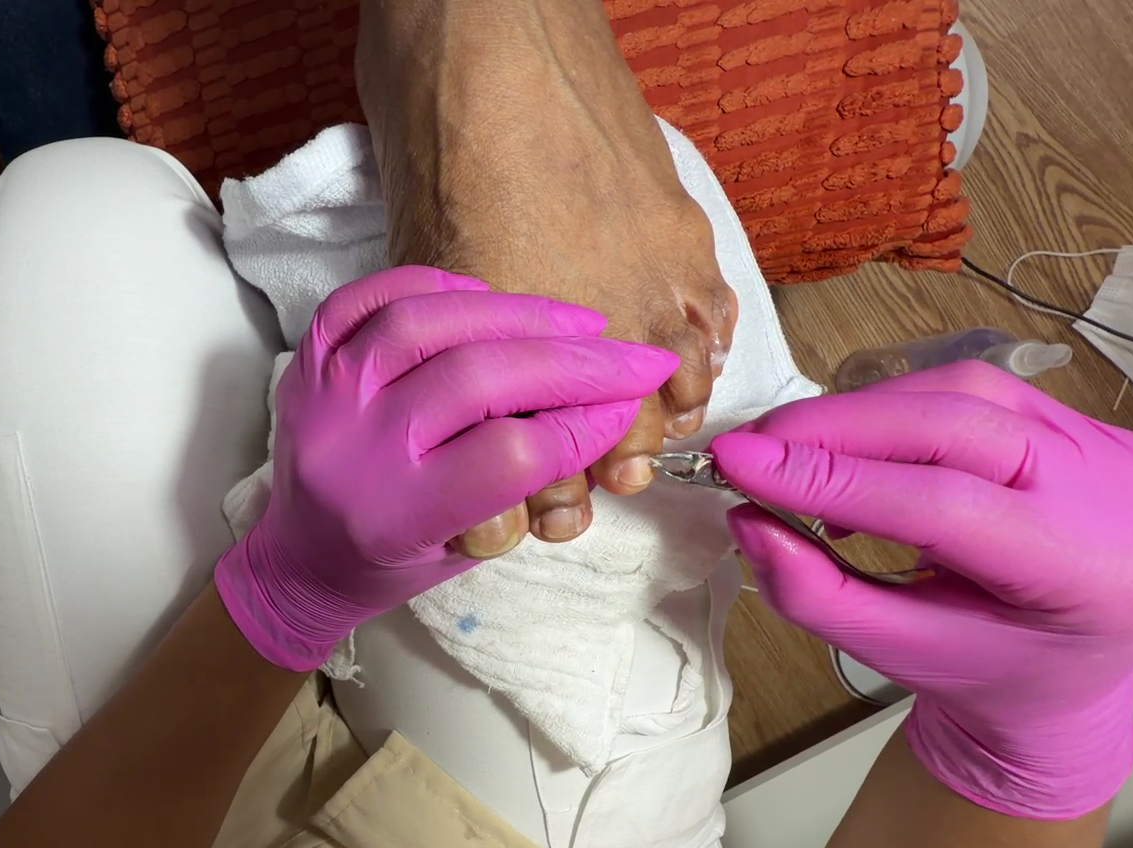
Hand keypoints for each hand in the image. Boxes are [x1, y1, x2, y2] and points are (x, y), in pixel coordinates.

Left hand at [216, 266, 679, 669]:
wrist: (298, 560)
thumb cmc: (387, 565)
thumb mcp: (461, 549)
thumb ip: (523, 485)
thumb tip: (604, 407)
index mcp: (394, 517)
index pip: (510, 454)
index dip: (585, 427)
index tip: (629, 409)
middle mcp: (354, 449)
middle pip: (477, 379)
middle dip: (576, 363)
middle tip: (635, 359)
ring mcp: (324, 397)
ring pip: (425, 322)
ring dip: (516, 314)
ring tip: (577, 321)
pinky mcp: (306, 364)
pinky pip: (366, 298)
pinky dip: (430, 286)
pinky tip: (482, 297)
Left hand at [358, 0, 737, 556]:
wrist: (487, 44)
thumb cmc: (433, 162)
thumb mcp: (418, 276)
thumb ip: (455, 346)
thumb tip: (469, 396)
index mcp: (523, 353)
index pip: (546, 456)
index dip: (541, 497)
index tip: (533, 516)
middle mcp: (600, 329)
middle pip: (620, 438)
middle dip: (601, 478)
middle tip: (587, 496)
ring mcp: (654, 281)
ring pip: (676, 390)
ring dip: (657, 428)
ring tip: (636, 449)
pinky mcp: (685, 234)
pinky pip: (714, 321)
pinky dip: (702, 359)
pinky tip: (685, 378)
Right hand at [712, 362, 1132, 818]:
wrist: (1059, 666)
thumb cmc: (975, 667)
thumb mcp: (884, 648)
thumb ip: (809, 590)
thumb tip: (745, 519)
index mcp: (1091, 576)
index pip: (937, 503)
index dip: (823, 477)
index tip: (733, 461)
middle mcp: (1126, 498)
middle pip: (955, 424)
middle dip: (832, 428)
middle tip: (748, 444)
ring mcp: (1121, 451)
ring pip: (964, 391)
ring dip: (858, 412)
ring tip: (790, 447)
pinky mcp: (1092, 427)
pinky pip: (975, 392)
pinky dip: (892, 410)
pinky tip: (850, 445)